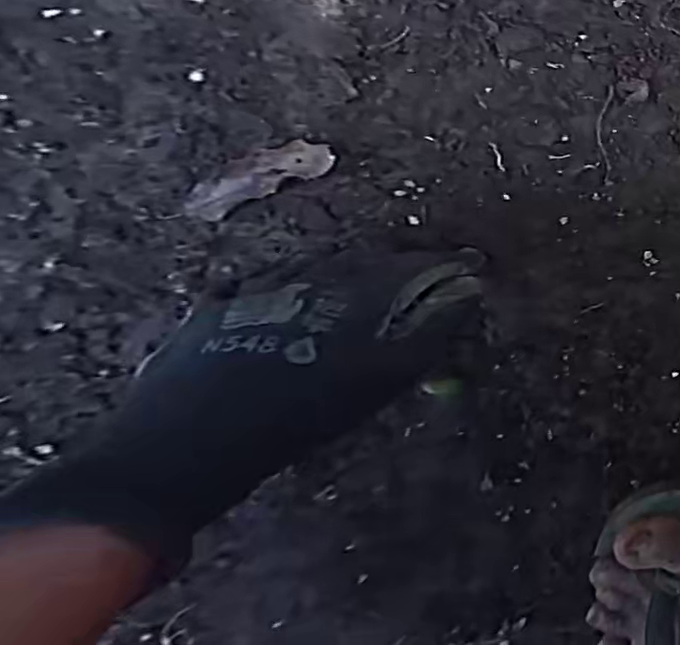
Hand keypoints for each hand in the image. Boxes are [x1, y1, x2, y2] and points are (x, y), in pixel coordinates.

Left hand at [0, 247, 483, 569]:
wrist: (180, 452)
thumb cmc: (301, 413)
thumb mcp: (384, 375)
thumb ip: (434, 327)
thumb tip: (472, 287)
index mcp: (361, 285)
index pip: (423, 260)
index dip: (454, 261)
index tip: (475, 263)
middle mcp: (316, 272)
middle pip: (374, 251)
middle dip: (407, 256)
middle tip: (427, 267)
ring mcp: (262, 285)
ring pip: (324, 259)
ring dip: (354, 263)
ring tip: (370, 275)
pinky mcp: (218, 305)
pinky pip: (269, 276)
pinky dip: (296, 277)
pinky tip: (298, 287)